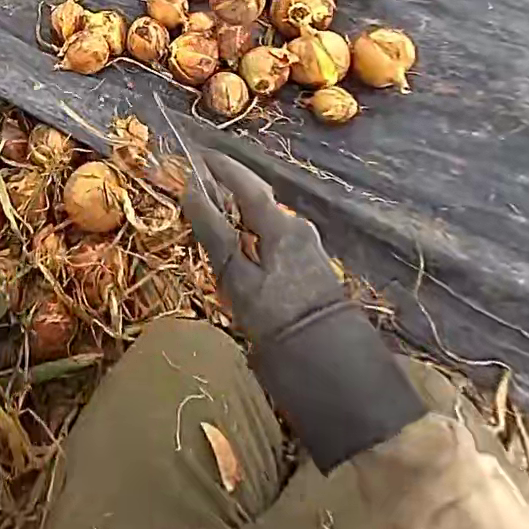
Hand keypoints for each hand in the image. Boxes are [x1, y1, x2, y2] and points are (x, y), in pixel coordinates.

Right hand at [177, 145, 425, 469]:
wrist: (337, 374)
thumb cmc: (279, 322)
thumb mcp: (237, 278)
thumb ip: (214, 232)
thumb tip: (191, 191)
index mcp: (282, 226)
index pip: (247, 184)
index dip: (222, 167)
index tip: (199, 154)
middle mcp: (298, 230)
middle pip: (258, 200)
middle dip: (229, 189)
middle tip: (199, 185)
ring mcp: (308, 250)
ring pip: (265, 221)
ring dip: (238, 214)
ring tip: (211, 216)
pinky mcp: (310, 271)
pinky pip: (272, 240)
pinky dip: (250, 234)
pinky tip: (236, 248)